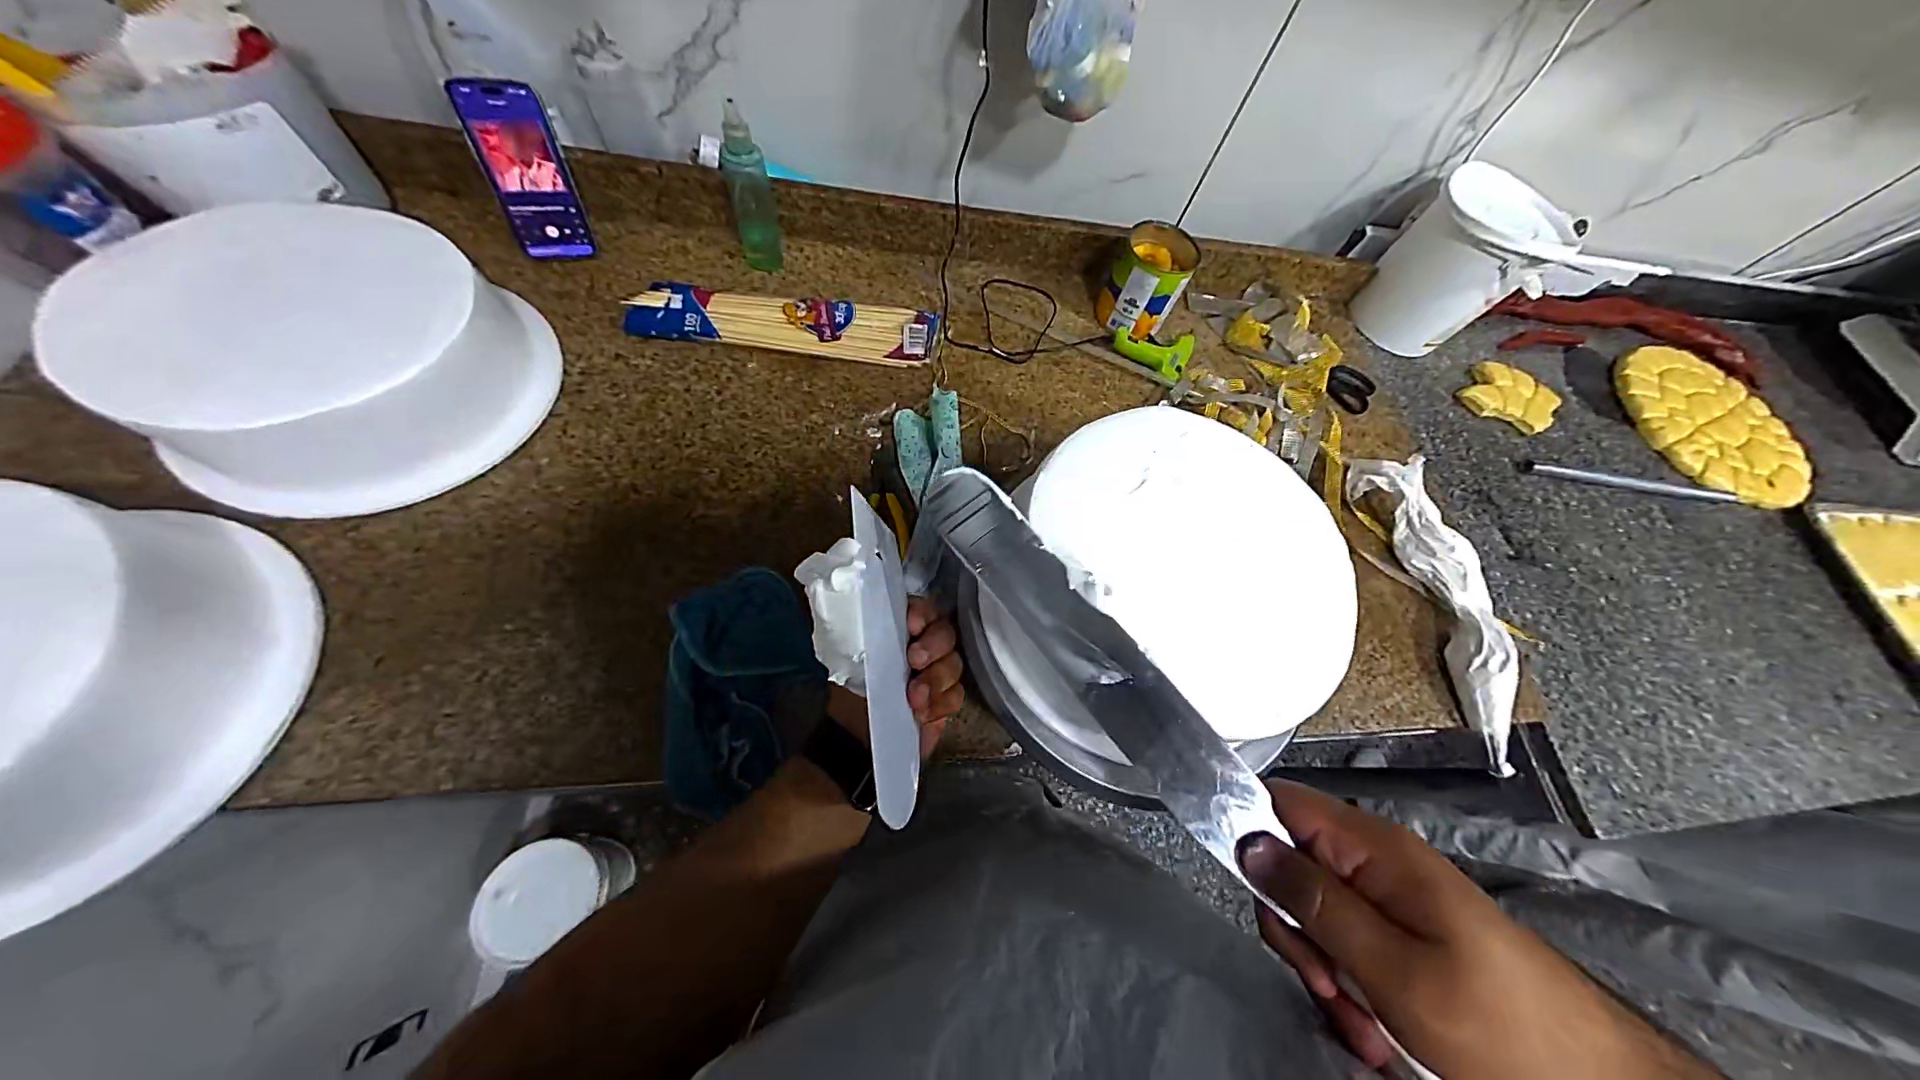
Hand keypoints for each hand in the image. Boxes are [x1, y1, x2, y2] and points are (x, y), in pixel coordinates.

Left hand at [827, 596, 964, 759]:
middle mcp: (921, 646)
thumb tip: (878, 626)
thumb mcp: (850, 665)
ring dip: (936, 680)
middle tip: (915, 661)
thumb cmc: (847, 697)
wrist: (850, 744)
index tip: (912, 626)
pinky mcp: (943, 702)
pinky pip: (955, 697)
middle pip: (946, 634)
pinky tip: (923, 715)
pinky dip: (940, 705)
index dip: (922, 613)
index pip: (922, 609)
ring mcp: (936, 674)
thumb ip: (868, 642)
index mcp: (898, 629)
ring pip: (954, 665)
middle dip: (934, 647)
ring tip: (915, 699)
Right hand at [1239, 781, 1714, 1078]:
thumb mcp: (1393, 969)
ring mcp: (1391, 901)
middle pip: (1289, 868)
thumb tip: (1248, 843)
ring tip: (1364, 1022)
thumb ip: (1315, 901)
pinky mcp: (1403, 936)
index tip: (1255, 893)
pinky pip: (1346, 946)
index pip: (1282, 803)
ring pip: (1314, 916)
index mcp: (1374, 850)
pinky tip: (1377, 1027)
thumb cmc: (1501, 1028)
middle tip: (1327, 982)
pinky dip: (1350, 988)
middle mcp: (1377, 864)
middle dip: (1296, 931)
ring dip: (1324, 971)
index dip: (1249, 832)